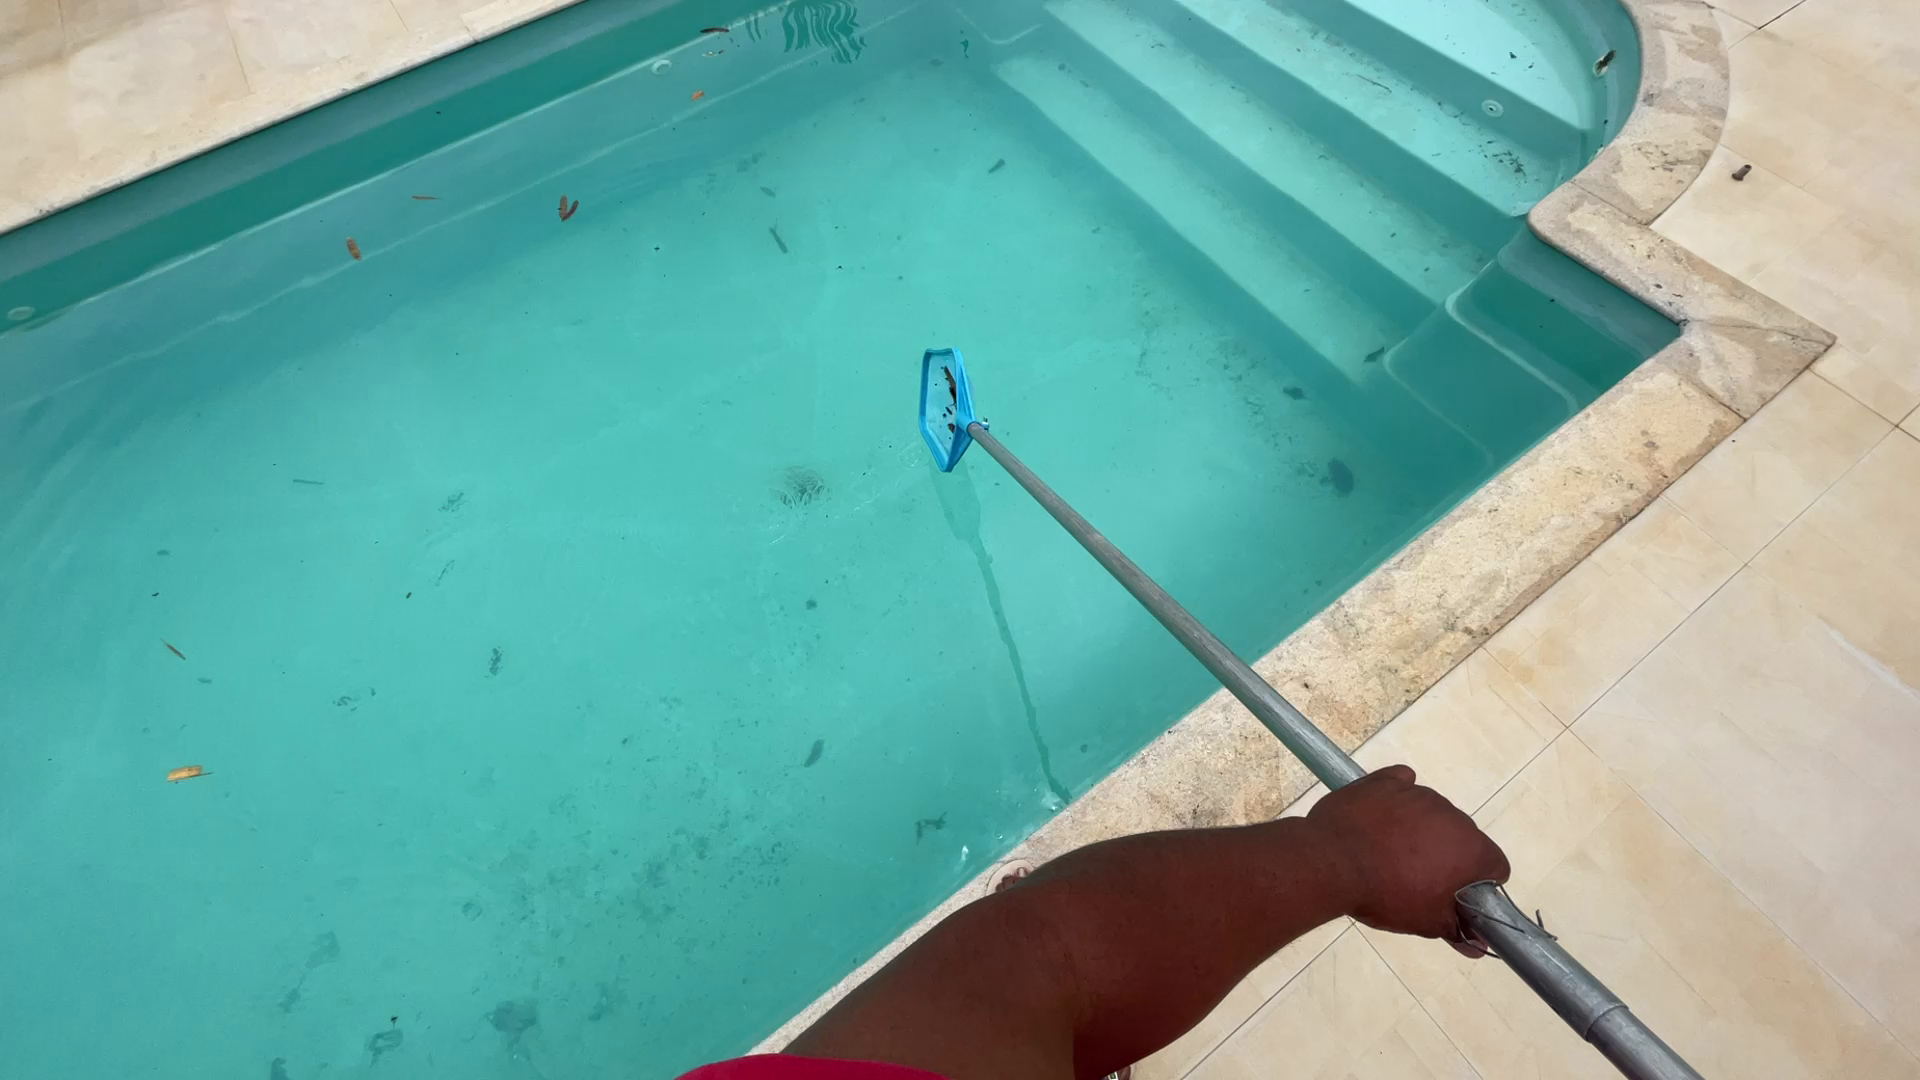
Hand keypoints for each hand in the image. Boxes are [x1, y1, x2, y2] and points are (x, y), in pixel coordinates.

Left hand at [1306, 764, 1509, 941]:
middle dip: (1448, 854)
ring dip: (1421, 826)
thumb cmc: (1384, 893)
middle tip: (1419, 874)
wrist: (1329, 861)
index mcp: (1470, 847)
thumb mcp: (1426, 921)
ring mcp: (1412, 792)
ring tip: (1391, 847)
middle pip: (1461, 835)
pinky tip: (1384, 812)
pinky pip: (1399, 783)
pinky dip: (1396, 796)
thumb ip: (1457, 928)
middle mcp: (1448, 812)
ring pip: (1430, 811)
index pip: (1494, 864)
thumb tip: (1475, 944)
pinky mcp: (1380, 780)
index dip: (1478, 882)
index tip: (1455, 893)